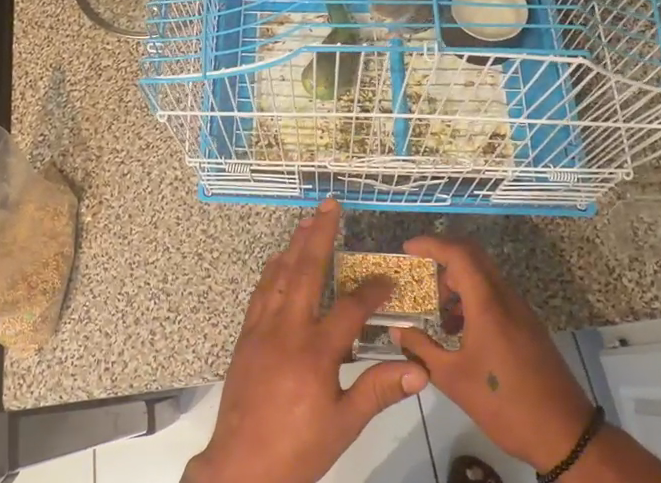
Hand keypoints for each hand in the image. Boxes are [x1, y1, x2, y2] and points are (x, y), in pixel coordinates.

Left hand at [184, 199, 428, 482]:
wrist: (241, 465)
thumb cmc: (298, 447)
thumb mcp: (344, 424)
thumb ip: (379, 390)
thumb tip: (419, 369)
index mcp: (315, 352)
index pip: (350, 309)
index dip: (372, 292)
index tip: (388, 281)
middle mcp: (286, 329)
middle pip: (305, 271)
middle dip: (319, 236)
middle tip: (330, 205)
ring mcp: (261, 329)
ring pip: (279, 276)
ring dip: (295, 245)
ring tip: (308, 221)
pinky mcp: (246, 336)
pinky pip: (261, 292)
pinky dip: (273, 271)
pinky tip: (279, 261)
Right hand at [395, 235, 595, 472]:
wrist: (566, 435)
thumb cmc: (505, 404)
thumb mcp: (453, 379)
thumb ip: (421, 349)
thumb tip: (397, 330)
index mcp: (488, 305)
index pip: (459, 254)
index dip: (431, 244)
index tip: (408, 249)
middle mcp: (507, 299)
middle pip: (474, 257)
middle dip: (443, 260)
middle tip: (419, 278)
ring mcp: (522, 312)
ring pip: (485, 277)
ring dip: (458, 284)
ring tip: (437, 314)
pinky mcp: (529, 327)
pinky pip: (496, 296)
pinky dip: (473, 300)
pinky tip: (460, 332)